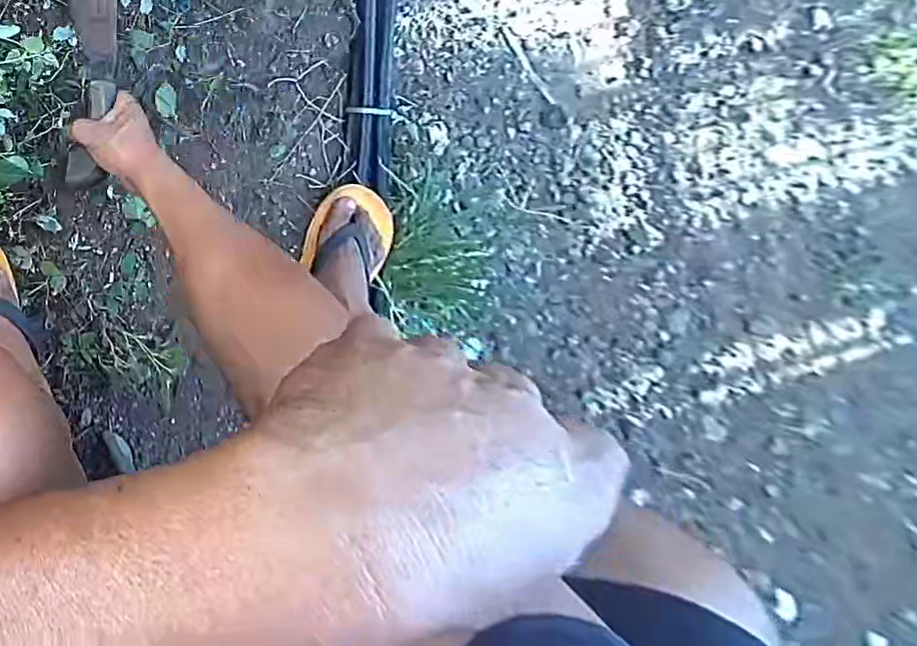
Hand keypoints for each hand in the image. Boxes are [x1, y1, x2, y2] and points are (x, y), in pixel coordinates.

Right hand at [68, 90, 165, 184]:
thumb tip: (71, 129)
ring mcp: (130, 134)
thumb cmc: (129, 152)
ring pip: (102, 134)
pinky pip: (107, 148)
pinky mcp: (128, 150)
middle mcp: (131, 116)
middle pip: (99, 116)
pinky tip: (102, 158)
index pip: (102, 93)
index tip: (81, 113)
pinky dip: (103, 153)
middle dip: (90, 126)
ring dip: (96, 142)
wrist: (143, 177)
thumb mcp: (91, 134)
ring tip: (96, 148)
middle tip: (87, 134)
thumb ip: (76, 127)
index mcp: (126, 102)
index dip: (88, 103)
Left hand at [253, 315, 627, 637]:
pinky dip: (363, 354)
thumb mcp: (506, 582)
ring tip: (378, 420)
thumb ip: (524, 528)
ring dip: (420, 382)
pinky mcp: (370, 339)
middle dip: (479, 417)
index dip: (546, 461)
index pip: (589, 452)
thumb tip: (497, 520)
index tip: (512, 475)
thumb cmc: (414, 574)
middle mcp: (512, 404)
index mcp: (570, 473)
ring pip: (442, 359)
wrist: (327, 519)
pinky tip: (341, 383)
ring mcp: (438, 363)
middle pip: (509, 394)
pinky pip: (375, 334)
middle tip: (432, 451)